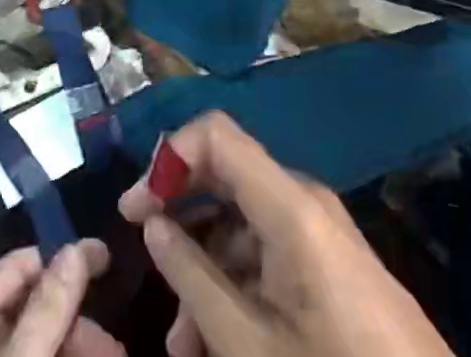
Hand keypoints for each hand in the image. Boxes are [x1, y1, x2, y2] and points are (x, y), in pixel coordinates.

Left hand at [0, 240, 125, 356]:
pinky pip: (42, 354)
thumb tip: (75, 249)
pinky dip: (68, 355)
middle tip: (115, 348)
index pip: (18, 266)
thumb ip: (47, 309)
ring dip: (81, 343)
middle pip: (36, 305)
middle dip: (79, 320)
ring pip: (45, 335)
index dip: (62, 258)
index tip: (106, 256)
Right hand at [119, 112, 452, 356]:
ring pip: (240, 225)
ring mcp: (322, 236)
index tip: (138, 209)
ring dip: (202, 267)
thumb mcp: (247, 342)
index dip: (167, 158)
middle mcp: (305, 205)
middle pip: (222, 178)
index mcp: (290, 208)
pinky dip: (233, 282)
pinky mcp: (332, 266)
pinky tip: (213, 338)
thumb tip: (152, 224)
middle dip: (177, 218)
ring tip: (180, 339)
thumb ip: (189, 274)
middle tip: (142, 255)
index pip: (214, 134)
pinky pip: (267, 252)